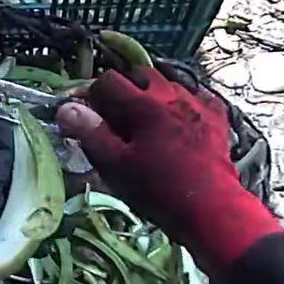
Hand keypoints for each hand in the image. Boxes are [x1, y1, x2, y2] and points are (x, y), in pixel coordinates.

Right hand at [56, 66, 280, 270]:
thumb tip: (66, 108)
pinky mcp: (217, 118)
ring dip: (152, 93)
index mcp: (142, 105)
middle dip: (124, 87)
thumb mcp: (115, 164)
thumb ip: (91, 132)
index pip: (109, 81)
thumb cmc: (157, 188)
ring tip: (145, 118)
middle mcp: (171, 95)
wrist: (211, 209)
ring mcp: (198, 104)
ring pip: (169, 82)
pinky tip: (179, 118)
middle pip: (140, 73)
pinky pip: (198, 97)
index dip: (93, 93)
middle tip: (115, 113)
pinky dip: (183, 102)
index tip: (88, 112)